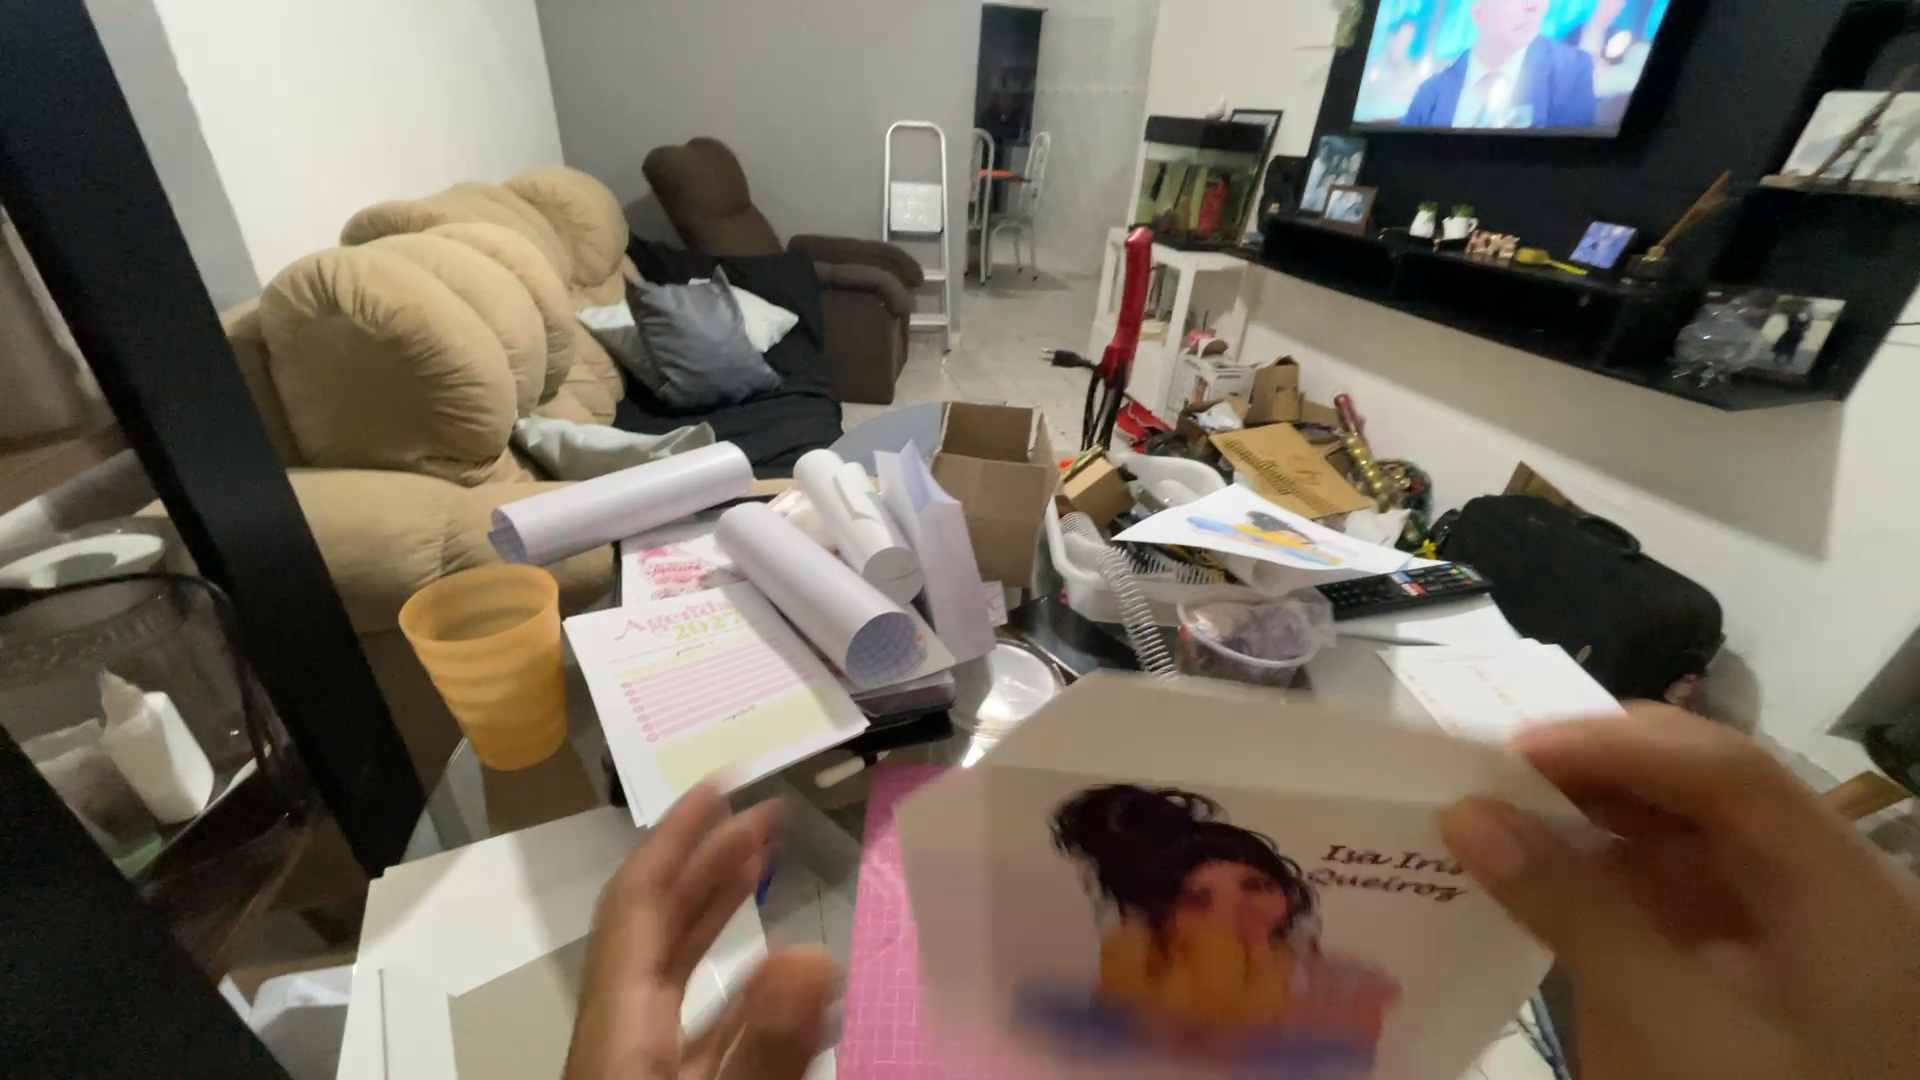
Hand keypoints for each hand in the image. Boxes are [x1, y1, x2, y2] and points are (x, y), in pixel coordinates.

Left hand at [564, 783, 836, 1079]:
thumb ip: (761, 1045)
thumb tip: (812, 956)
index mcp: (617, 1028)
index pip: (637, 902)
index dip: (675, 835)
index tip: (721, 782)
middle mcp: (621, 1031)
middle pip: (657, 923)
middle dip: (711, 856)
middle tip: (769, 812)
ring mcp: (638, 1061)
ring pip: (675, 964)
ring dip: (720, 903)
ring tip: (765, 857)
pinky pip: (698, 1010)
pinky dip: (739, 976)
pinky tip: (776, 965)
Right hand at [1439, 704, 1919, 1079]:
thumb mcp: (1673, 1026)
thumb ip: (1572, 912)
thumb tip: (1463, 811)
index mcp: (1843, 894)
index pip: (1727, 772)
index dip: (1616, 744)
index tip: (1512, 749)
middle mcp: (1808, 885)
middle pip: (1693, 781)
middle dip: (1585, 763)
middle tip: (1489, 765)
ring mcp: (1760, 918)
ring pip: (1657, 819)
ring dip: (1569, 801)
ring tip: (1485, 799)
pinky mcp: (1712, 946)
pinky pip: (1636, 868)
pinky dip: (1570, 851)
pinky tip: (1511, 854)